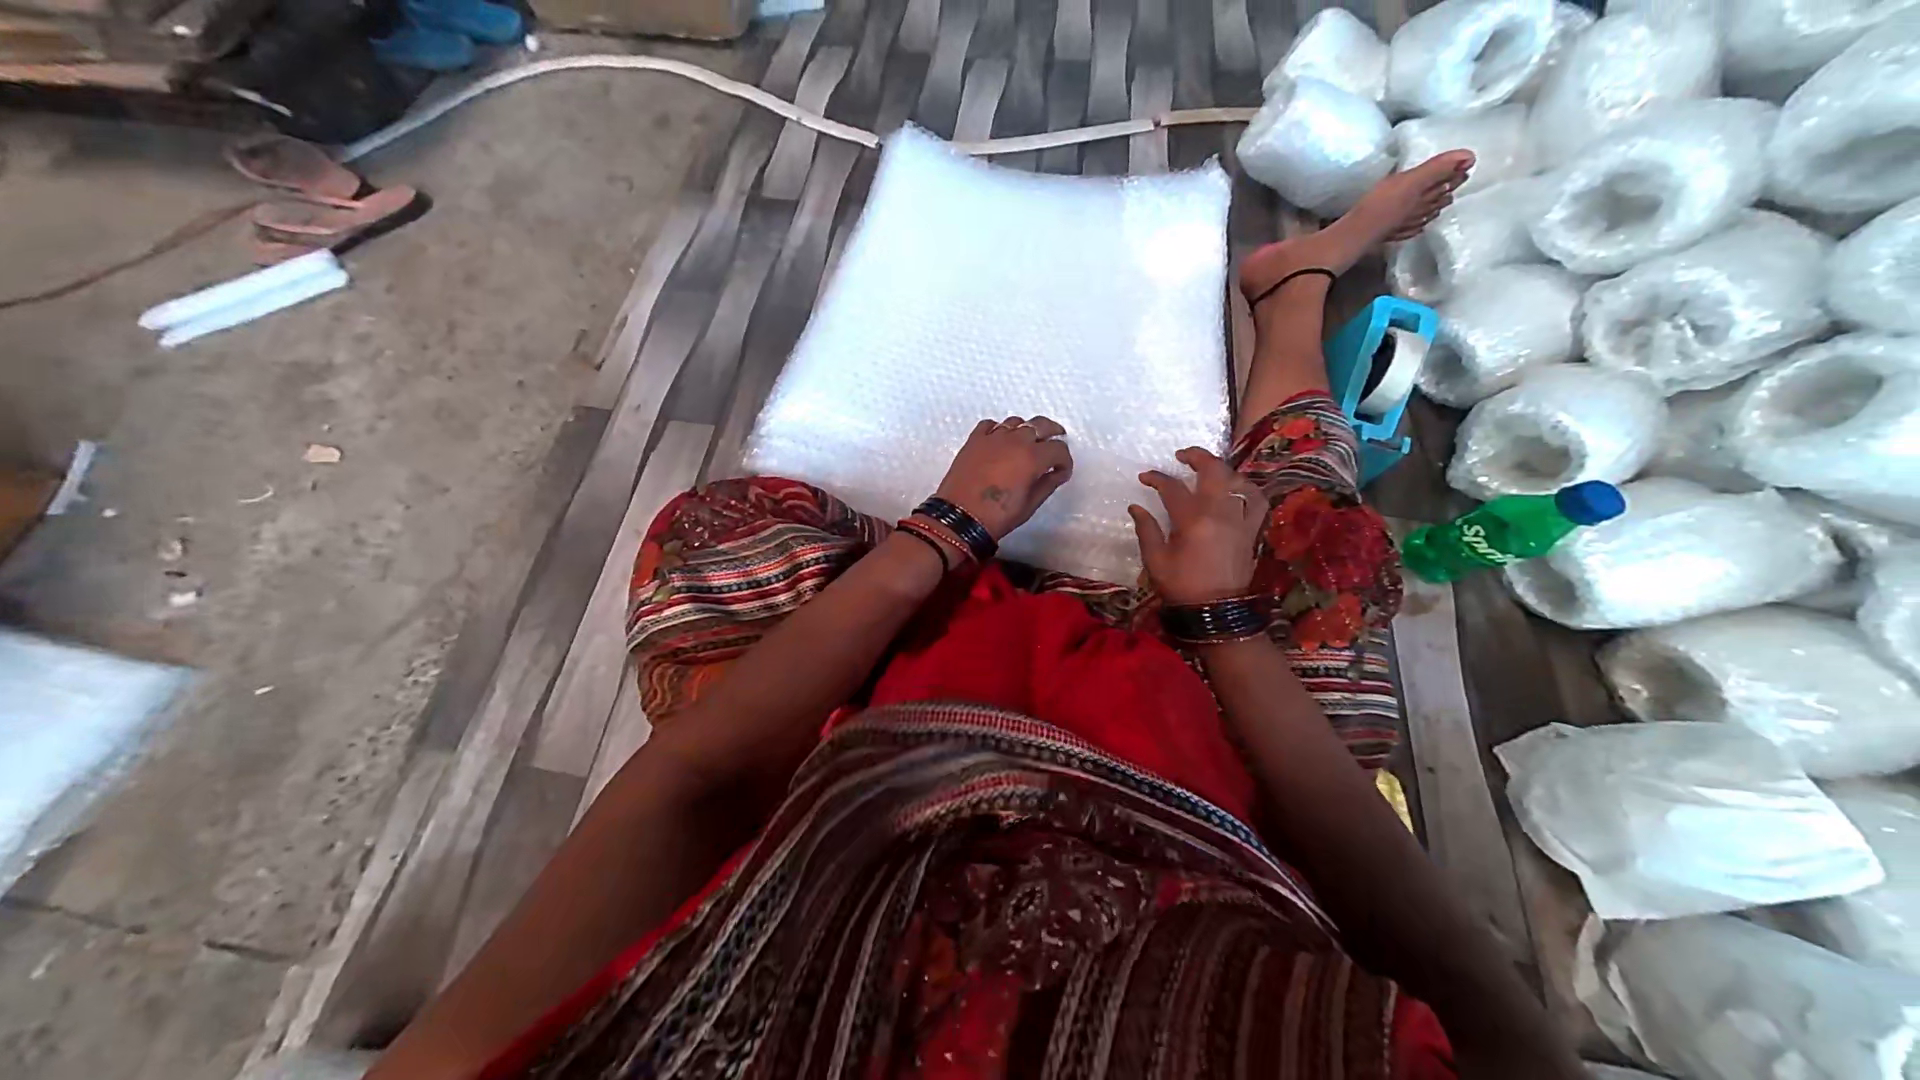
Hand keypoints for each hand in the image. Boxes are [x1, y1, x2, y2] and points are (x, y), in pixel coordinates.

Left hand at [933, 416, 1073, 538]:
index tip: (1062, 471)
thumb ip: (1047, 484)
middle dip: (1053, 432)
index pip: (1058, 449)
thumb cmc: (998, 515)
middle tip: (1057, 438)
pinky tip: (1001, 440)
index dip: (1064, 460)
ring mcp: (993, 437)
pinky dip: (999, 429)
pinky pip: (991, 425)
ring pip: (1016, 421)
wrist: (960, 517)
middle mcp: (1015, 440)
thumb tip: (1059, 473)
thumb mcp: (1029, 504)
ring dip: (1026, 430)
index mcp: (1032, 457)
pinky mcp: (974, 440)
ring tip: (1027, 441)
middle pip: (1040, 425)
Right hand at [1130, 447, 1265, 604]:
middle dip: (1197, 456)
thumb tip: (1136, 506)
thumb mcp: (1155, 560)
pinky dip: (1247, 487)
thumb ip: (1146, 529)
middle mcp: (1220, 513)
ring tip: (1207, 468)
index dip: (1157, 478)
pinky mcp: (1252, 529)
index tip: (1145, 477)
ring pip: (1237, 480)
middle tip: (1182, 456)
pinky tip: (1236, 487)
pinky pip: (1256, 499)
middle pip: (1213, 470)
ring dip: (1221, 469)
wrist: (1216, 610)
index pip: (1172, 487)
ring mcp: (1240, 519)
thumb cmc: (1181, 586)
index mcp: (1192, 520)